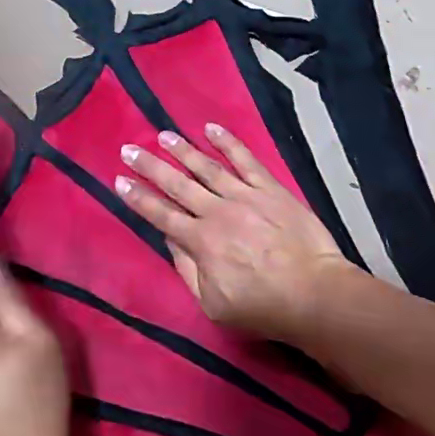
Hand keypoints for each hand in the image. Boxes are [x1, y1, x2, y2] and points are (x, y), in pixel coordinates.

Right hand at [114, 123, 350, 338]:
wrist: (314, 294)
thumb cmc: (262, 306)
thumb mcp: (213, 303)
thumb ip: (188, 269)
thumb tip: (170, 240)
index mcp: (200, 242)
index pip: (161, 215)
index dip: (138, 198)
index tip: (119, 181)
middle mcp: (216, 212)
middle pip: (177, 184)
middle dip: (150, 166)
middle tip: (129, 149)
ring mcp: (244, 196)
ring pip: (207, 167)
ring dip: (182, 150)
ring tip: (163, 135)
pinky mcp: (270, 189)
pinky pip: (245, 160)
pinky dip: (228, 143)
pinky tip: (212, 129)